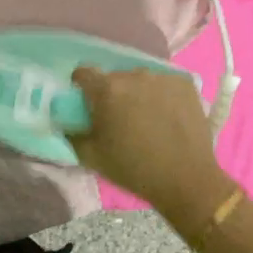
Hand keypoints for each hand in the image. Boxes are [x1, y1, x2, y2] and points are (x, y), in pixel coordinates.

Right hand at [67, 67, 234, 234]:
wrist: (186, 180)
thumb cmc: (134, 170)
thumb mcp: (92, 157)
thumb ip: (72, 134)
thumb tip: (67, 122)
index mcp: (107, 89)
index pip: (83, 72)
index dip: (81, 86)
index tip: (86, 103)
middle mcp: (133, 75)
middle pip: (114, 77)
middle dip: (112, 94)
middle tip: (119, 119)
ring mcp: (162, 77)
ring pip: (140, 80)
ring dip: (138, 94)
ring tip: (147, 119)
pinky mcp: (184, 83)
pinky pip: (164, 84)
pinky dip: (162, 96)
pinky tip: (168, 117)